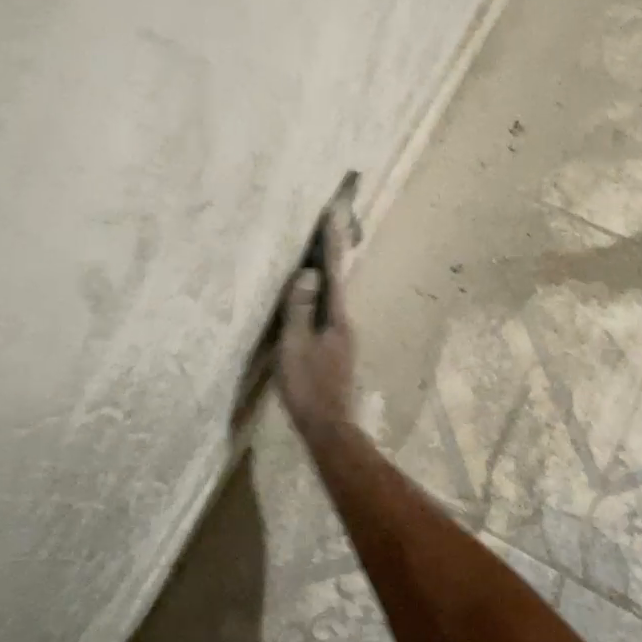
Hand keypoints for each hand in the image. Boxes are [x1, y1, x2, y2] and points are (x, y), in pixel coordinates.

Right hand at [278, 236, 354, 439]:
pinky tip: (310, 296)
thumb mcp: (296, 346)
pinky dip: (319, 296)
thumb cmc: (308, 386)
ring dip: (325, 274)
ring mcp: (342, 338)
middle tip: (326, 224)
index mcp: (337, 319)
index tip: (332, 214)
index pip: (333, 273)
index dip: (330, 244)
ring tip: (315, 251)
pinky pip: (326, 313)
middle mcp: (345, 324)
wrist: (328, 427)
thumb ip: (300, 309)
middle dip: (330, 253)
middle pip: (336, 281)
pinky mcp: (335, 351)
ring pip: (331, 298)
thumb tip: (308, 273)